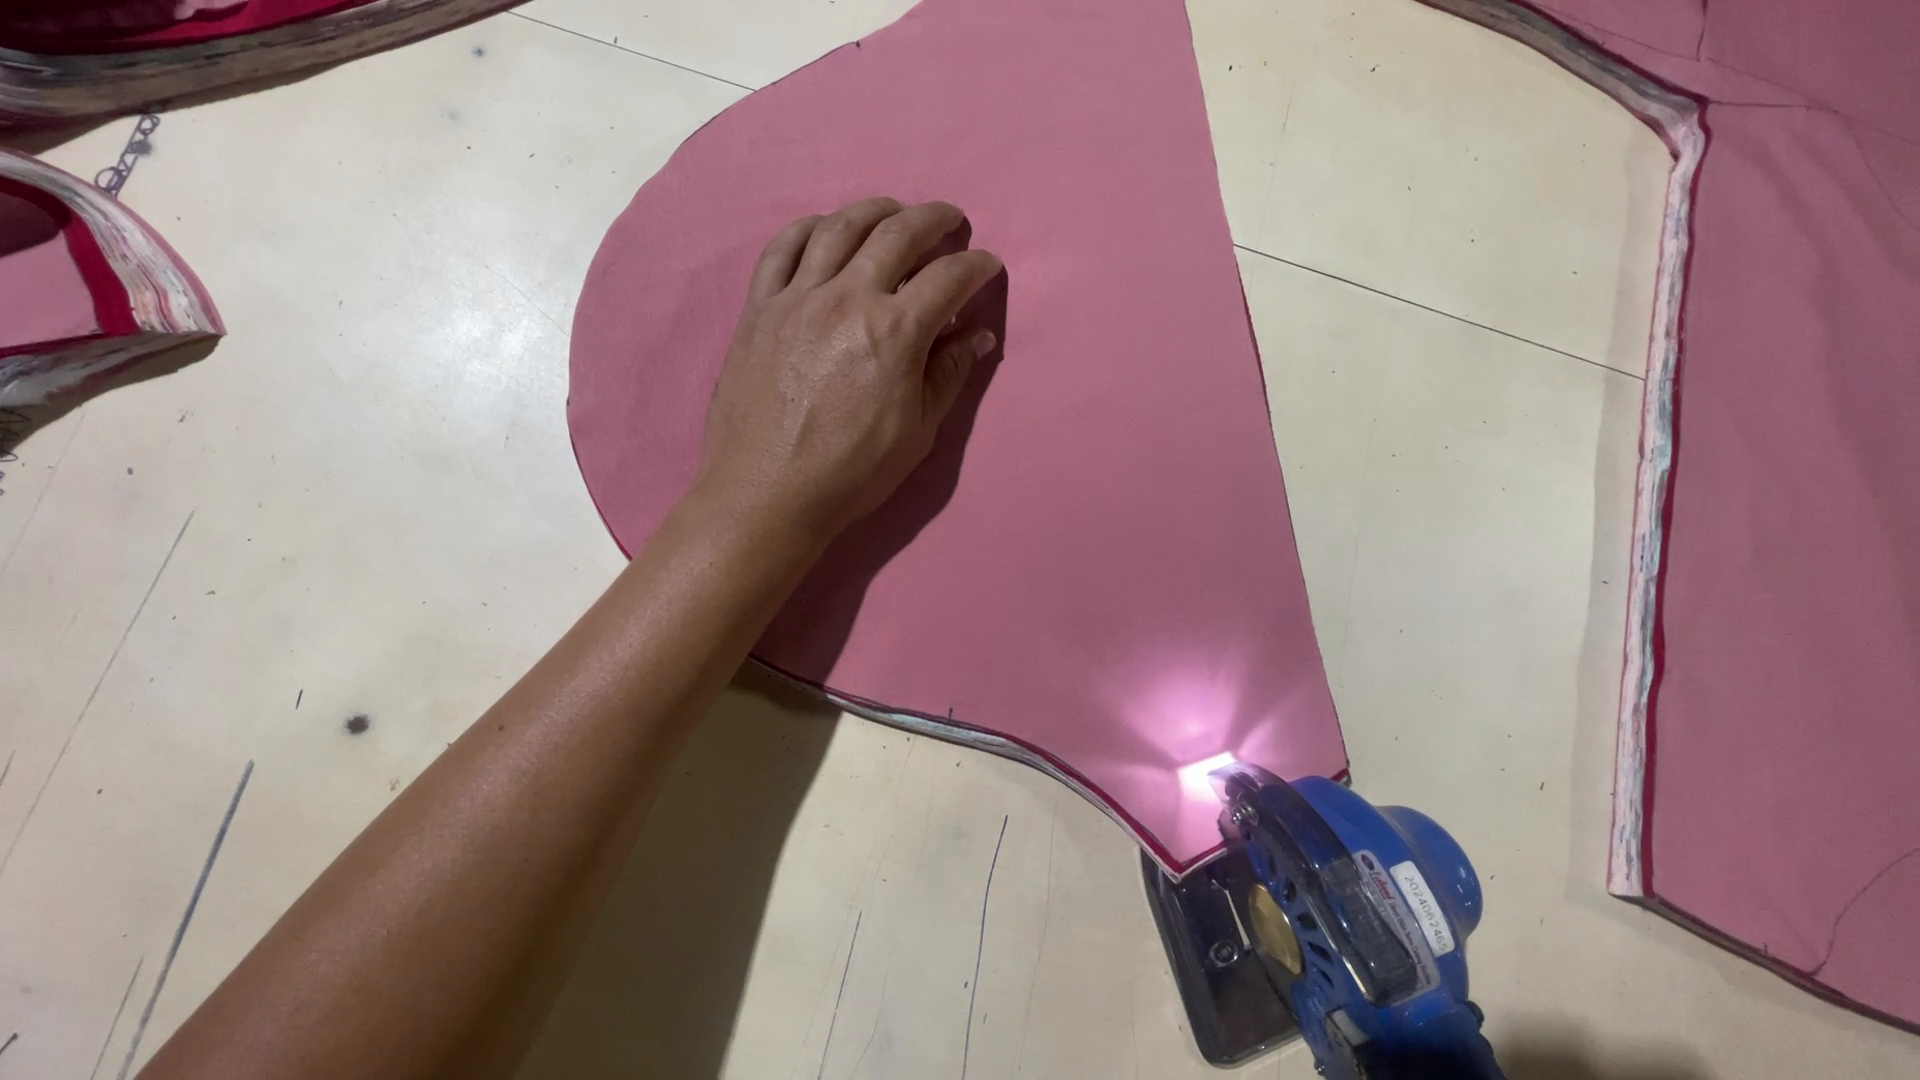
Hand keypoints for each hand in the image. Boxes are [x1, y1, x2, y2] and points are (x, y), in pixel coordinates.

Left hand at [693, 197, 1004, 541]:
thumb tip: (978, 336)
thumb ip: (948, 375)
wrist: (766, 494)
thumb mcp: (917, 432)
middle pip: (898, 233)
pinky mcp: (760, 308)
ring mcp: (797, 298)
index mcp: (894, 332)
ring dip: (876, 210)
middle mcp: (847, 298)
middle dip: (934, 219)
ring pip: (840, 227)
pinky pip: (782, 248)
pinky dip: (810, 228)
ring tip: (894, 213)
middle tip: (951, 221)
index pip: (948, 278)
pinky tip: (825, 230)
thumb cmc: (851, 473)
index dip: (977, 267)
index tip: (988, 267)